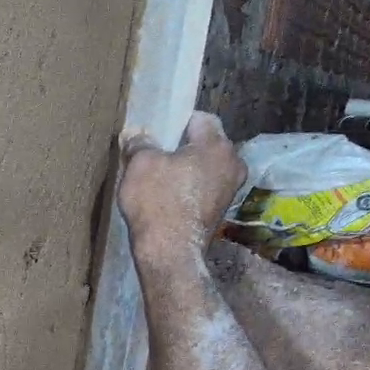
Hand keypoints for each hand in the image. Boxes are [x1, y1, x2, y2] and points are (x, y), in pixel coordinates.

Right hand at [117, 111, 246, 271]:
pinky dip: (189, 189)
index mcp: (217, 145)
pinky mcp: (221, 209)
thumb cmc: (157, 200)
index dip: (177, 122)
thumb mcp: (140, 164)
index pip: (201, 118)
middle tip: (155, 156)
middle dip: (182, 147)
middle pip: (205, 144)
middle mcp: (233, 162)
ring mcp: (231, 188)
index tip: (157, 133)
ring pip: (205, 167)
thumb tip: (136, 134)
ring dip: (186, 169)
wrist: (170, 250)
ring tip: (160, 180)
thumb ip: (140, 143)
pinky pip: (204, 188)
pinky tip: (169, 199)